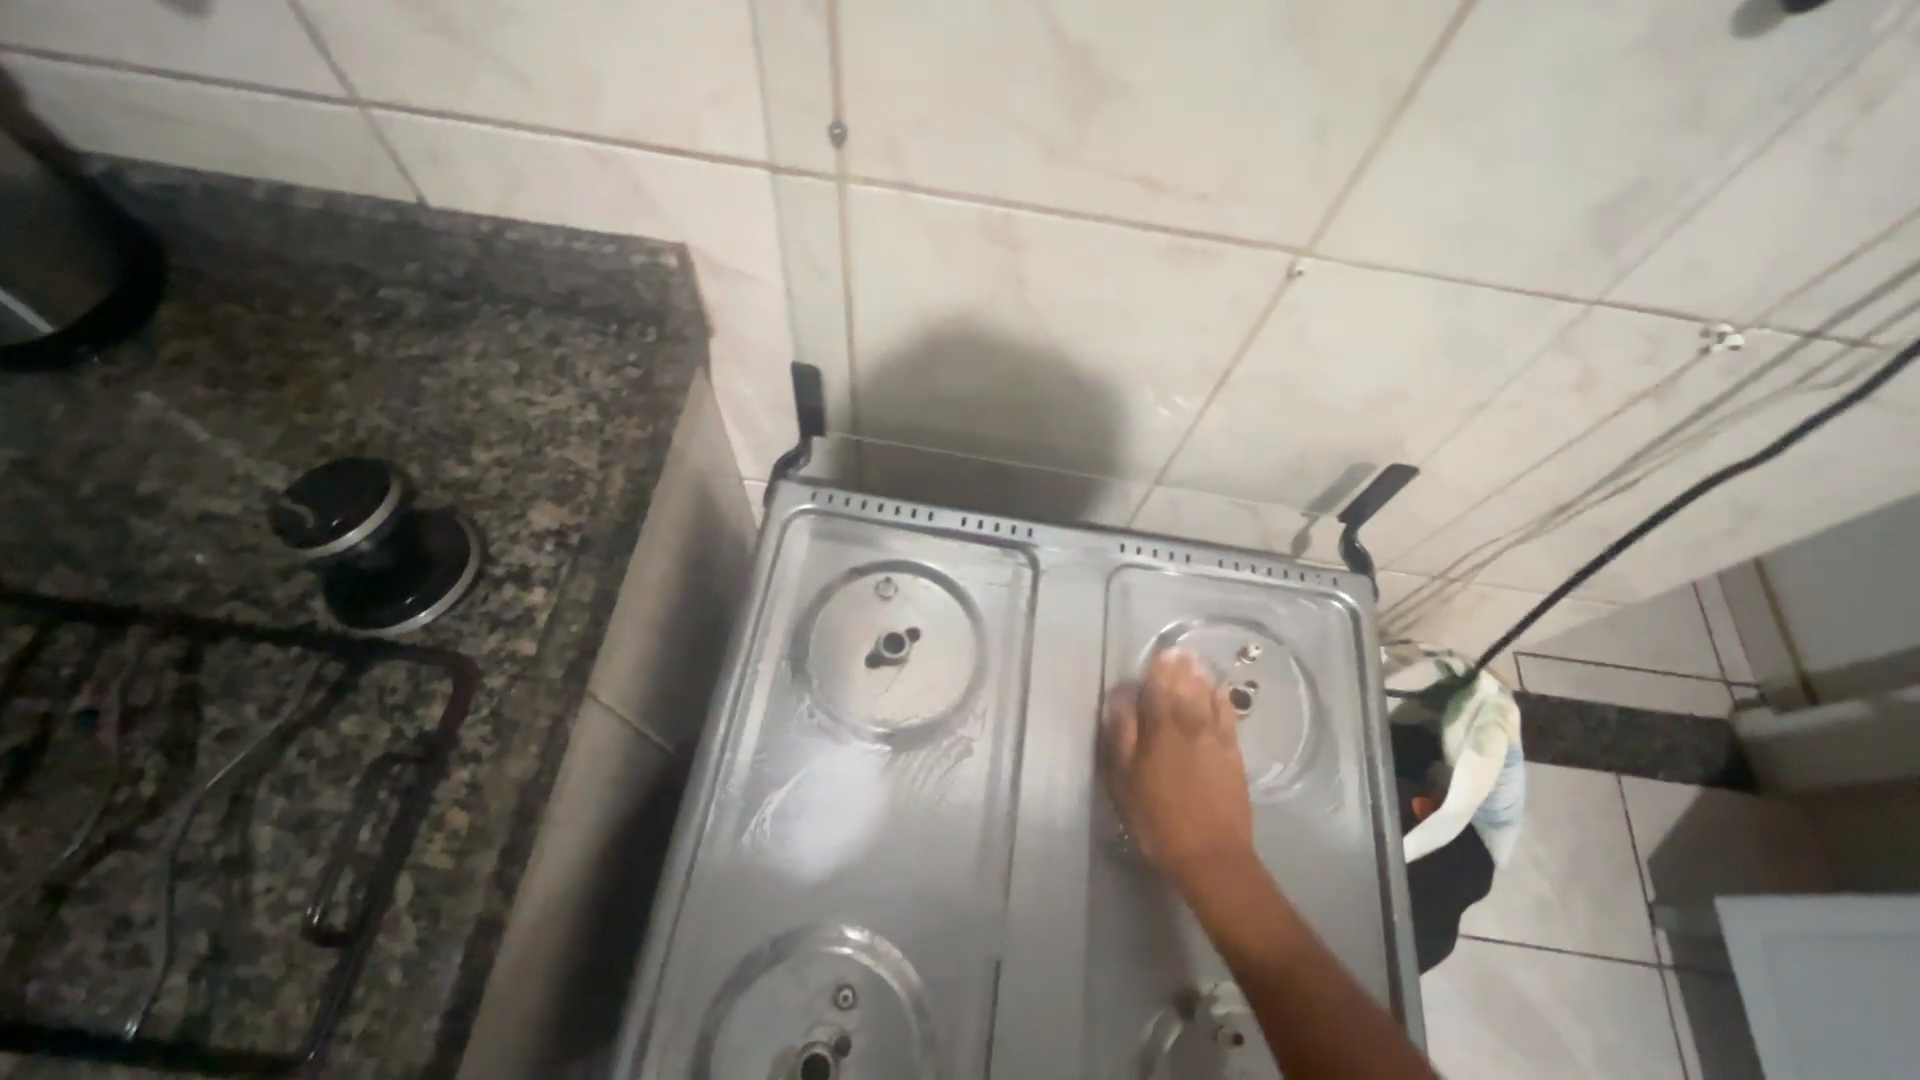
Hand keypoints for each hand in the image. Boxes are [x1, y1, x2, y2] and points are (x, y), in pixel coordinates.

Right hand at [1103, 648, 1255, 889]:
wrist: (1210, 854)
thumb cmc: (1156, 820)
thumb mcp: (1124, 781)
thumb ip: (1122, 736)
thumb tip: (1120, 700)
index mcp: (1160, 731)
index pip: (1157, 690)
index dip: (1157, 670)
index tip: (1158, 652)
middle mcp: (1190, 727)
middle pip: (1184, 689)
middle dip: (1180, 669)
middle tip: (1179, 650)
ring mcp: (1216, 740)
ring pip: (1207, 699)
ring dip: (1200, 678)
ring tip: (1196, 661)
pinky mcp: (1233, 756)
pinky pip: (1228, 718)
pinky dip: (1222, 700)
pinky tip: (1219, 692)